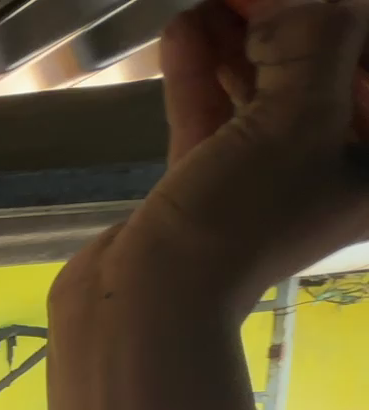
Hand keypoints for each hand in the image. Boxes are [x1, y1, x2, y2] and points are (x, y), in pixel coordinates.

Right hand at [117, 0, 368, 310]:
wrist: (138, 306)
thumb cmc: (233, 224)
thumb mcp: (290, 123)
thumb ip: (310, 44)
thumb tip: (289, 3)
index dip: (346, 17)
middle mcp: (340, 158)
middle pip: (328, 65)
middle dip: (293, 20)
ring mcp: (267, 171)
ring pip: (265, 86)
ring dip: (239, 41)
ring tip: (207, 5)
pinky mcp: (205, 183)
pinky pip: (213, 117)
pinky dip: (200, 77)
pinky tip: (180, 36)